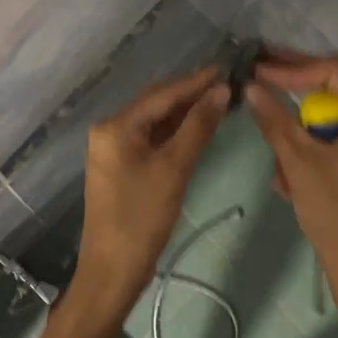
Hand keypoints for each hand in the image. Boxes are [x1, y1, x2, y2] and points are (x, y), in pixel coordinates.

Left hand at [78, 67, 229, 302]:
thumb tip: (221, 90)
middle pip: (155, 105)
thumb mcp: (174, 169)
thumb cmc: (142, 218)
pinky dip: (174, 136)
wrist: (113, 268)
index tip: (228, 69)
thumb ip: (198, 127)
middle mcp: (108, 133)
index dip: (196, 82)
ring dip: (184, 115)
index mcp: (115, 127)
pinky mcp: (120, 171)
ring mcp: (112, 153)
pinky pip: (150, 143)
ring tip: (221, 104)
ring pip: (154, 124)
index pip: (162, 94)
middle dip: (190, 95)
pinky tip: (198, 131)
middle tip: (229, 86)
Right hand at [244, 48, 337, 294]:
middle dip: (294, 93)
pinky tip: (291, 179)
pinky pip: (337, 137)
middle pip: (335, 88)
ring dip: (298, 134)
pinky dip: (311, 150)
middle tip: (257, 80)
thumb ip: (275, 120)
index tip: (257, 70)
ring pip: (331, 116)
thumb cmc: (335, 212)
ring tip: (279, 166)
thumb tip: (252, 87)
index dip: (292, 67)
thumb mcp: (299, 162)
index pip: (334, 71)